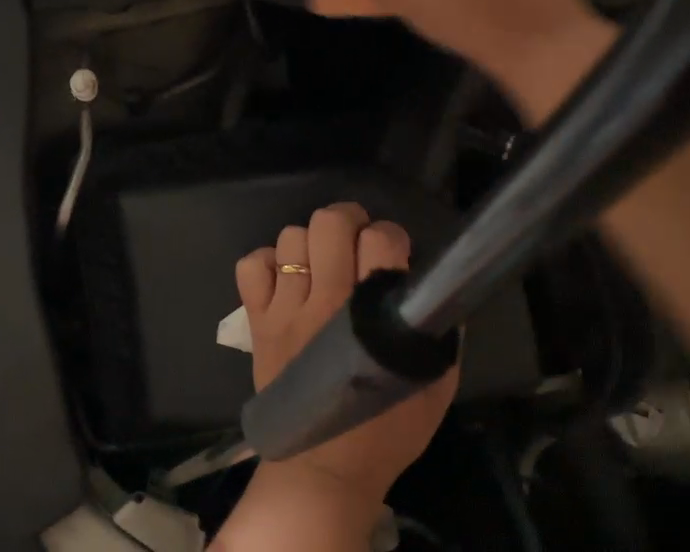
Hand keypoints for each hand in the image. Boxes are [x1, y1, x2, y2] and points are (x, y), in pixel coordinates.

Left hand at [233, 204, 457, 520]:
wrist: (324, 469)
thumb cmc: (384, 430)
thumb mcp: (432, 385)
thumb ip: (437, 334)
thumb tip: (437, 291)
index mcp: (370, 315)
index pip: (381, 240)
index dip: (391, 237)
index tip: (395, 252)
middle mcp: (324, 300)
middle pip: (329, 224)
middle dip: (349, 220)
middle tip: (358, 240)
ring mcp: (284, 308)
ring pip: (290, 239)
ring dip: (309, 243)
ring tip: (321, 263)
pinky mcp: (256, 320)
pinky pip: (251, 266)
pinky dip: (267, 263)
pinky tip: (285, 279)